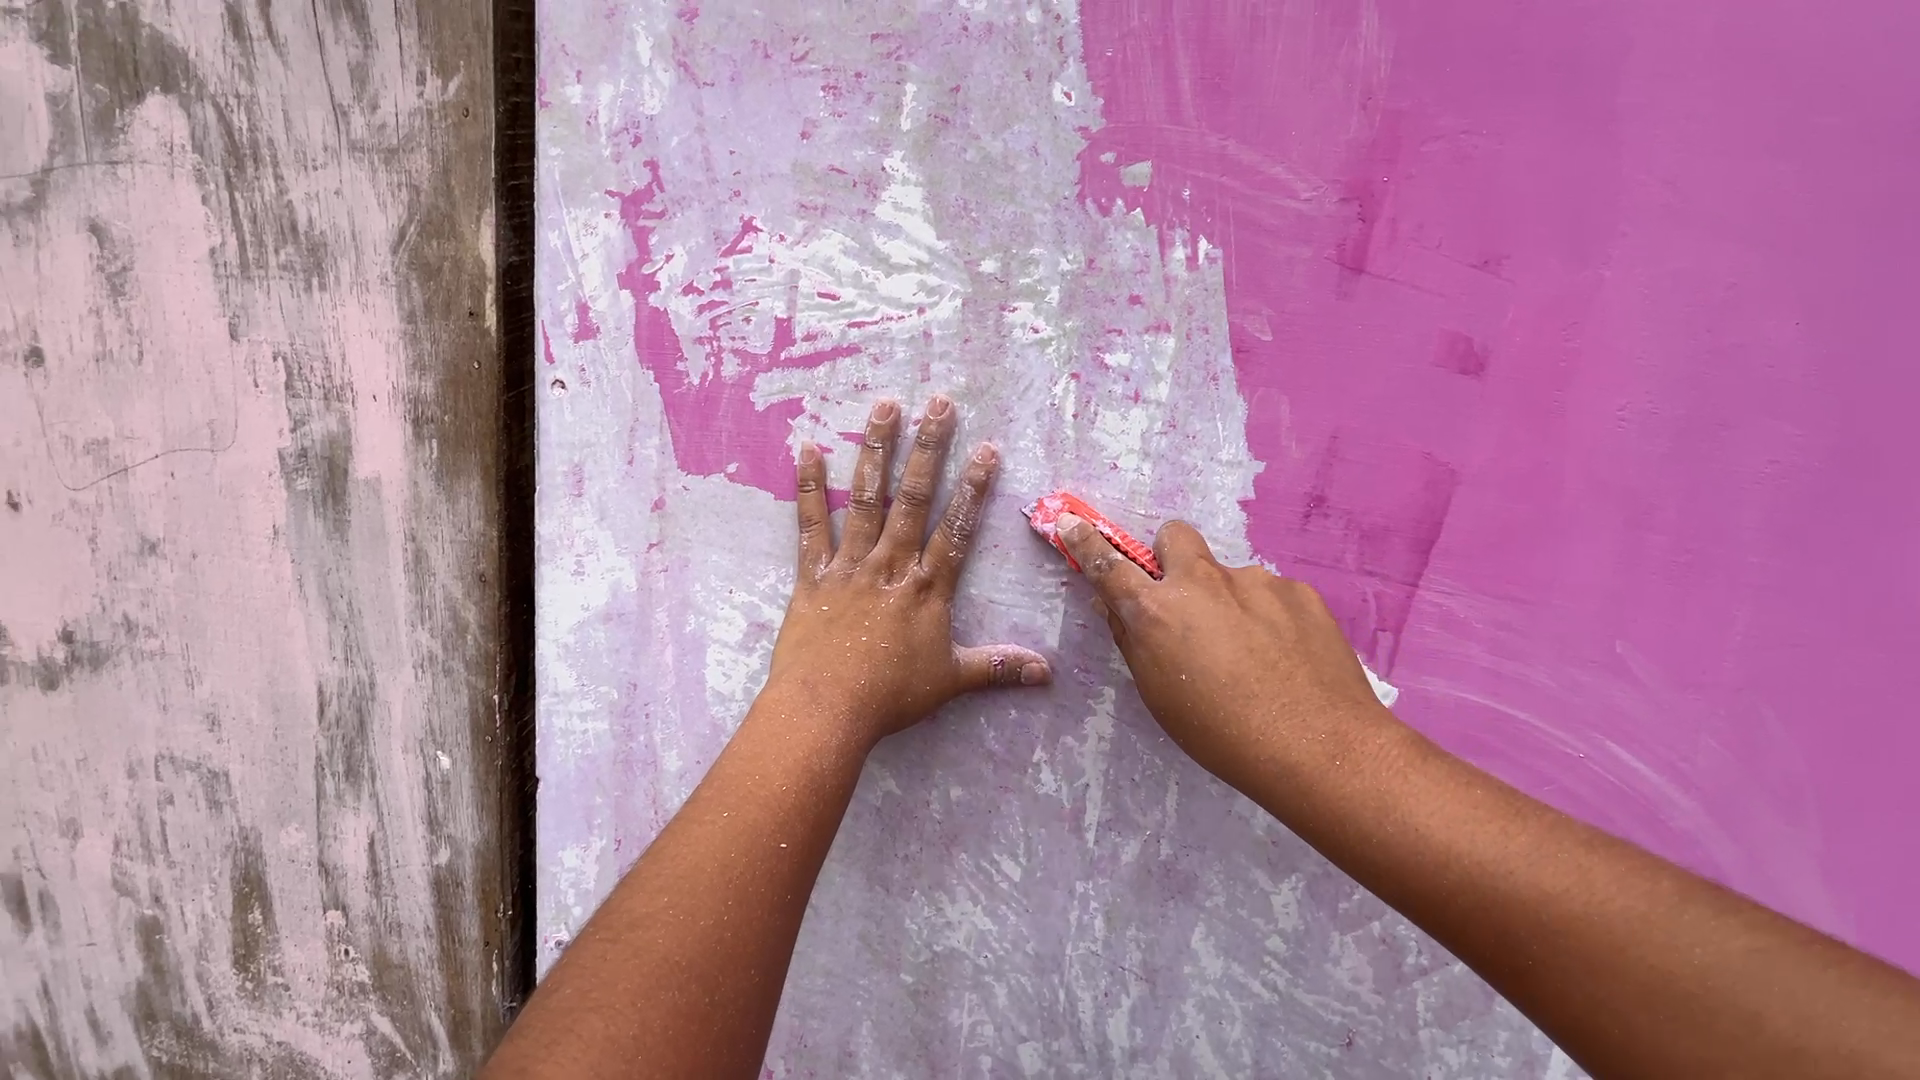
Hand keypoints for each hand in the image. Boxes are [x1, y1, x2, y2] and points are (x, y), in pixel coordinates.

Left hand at [765, 396, 1051, 745]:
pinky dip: (809, 487)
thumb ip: (997, 667)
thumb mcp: (951, 680)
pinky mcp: (813, 575)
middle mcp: (891, 565)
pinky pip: (810, 524)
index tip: (987, 448)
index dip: (974, 488)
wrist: (827, 708)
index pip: (957, 528)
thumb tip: (1048, 673)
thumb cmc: (890, 695)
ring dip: (876, 451)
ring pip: (866, 499)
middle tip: (938, 403)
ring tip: (885, 407)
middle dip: (928, 448)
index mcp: (927, 588)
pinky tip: (808, 449)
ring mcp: (850, 565)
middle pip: (913, 499)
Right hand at [1054, 514, 1388, 791]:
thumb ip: (1135, 642)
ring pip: (1229, 577)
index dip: (1086, 542)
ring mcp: (1255, 581)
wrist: (1317, 746)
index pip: (1108, 564)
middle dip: (1170, 556)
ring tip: (1253, 654)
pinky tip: (1285, 657)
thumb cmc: (1221, 733)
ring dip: (1228, 601)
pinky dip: (1268, 617)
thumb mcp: (1159, 695)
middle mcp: (1202, 582)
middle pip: (1174, 536)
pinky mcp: (1299, 591)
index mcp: (1157, 611)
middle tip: (1184, 597)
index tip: (1070, 522)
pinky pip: (1271, 595)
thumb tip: (1118, 608)